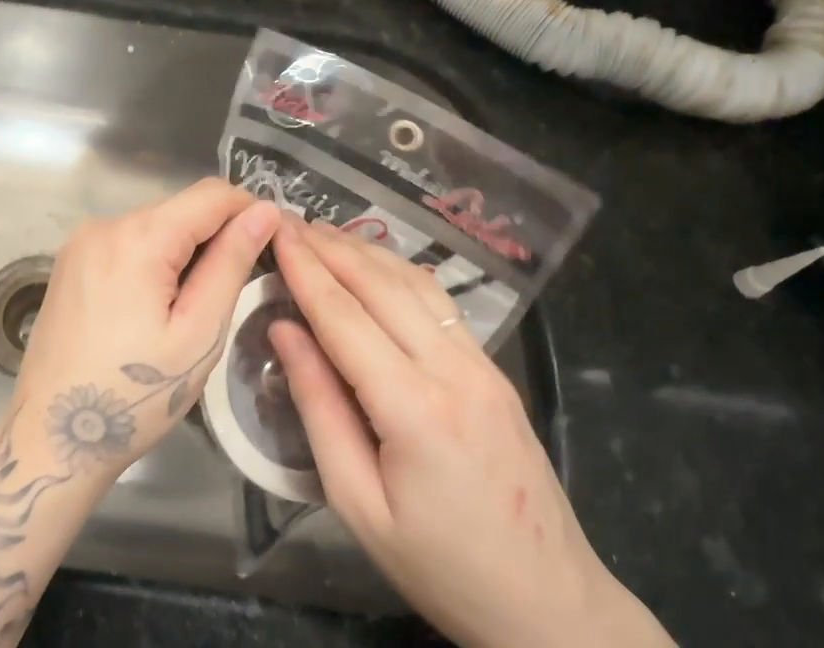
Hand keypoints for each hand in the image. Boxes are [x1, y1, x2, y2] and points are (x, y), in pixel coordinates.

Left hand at [8, 179, 280, 481]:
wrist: (53, 439)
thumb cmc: (135, 394)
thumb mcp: (199, 332)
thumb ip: (232, 263)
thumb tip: (264, 212)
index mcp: (138, 236)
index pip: (212, 194)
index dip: (251, 210)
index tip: (277, 244)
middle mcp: (104, 225)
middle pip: (180, 209)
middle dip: (218, 236)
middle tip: (241, 290)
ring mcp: (80, 244)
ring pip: (154, 227)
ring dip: (185, 252)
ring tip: (199, 309)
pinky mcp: (70, 265)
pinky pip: (127, 246)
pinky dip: (154, 263)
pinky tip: (159, 310)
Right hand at [268, 218, 672, 647]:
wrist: (547, 602)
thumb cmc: (439, 565)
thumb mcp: (358, 503)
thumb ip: (319, 409)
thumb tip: (285, 331)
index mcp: (414, 408)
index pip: (345, 316)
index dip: (305, 269)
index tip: (276, 230)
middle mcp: (454, 370)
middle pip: (382, 286)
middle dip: (331, 248)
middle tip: (288, 220)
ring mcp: (483, 367)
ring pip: (417, 286)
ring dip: (366, 252)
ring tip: (323, 233)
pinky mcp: (495, 373)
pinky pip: (440, 306)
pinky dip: (399, 275)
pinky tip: (376, 267)